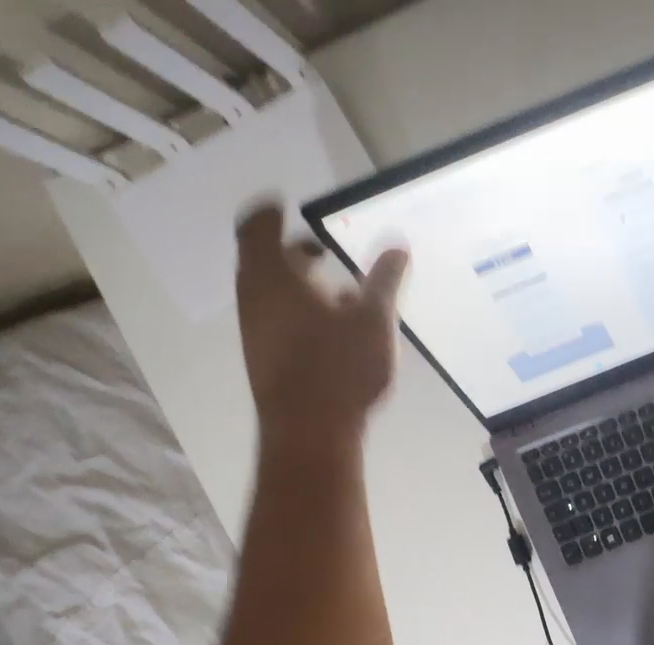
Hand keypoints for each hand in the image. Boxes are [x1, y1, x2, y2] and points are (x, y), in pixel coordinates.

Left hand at [234, 203, 409, 449]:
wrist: (310, 431)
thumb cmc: (339, 366)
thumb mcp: (373, 319)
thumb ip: (384, 280)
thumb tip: (397, 246)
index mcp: (272, 277)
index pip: (257, 228)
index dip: (270, 212)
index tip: (286, 205)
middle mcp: (256, 299)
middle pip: (266, 262)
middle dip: (294, 252)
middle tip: (323, 247)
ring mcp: (257, 331)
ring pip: (275, 295)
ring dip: (302, 286)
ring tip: (341, 291)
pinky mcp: (267, 359)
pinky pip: (281, 321)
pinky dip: (304, 313)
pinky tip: (337, 330)